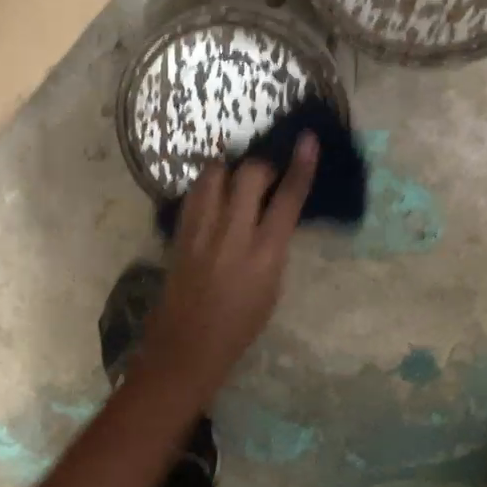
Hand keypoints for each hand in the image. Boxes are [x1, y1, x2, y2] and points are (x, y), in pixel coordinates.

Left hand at [143, 135, 318, 390]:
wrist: (188, 347)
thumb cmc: (239, 326)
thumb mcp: (271, 288)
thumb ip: (272, 246)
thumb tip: (272, 214)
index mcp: (266, 255)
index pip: (288, 199)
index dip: (301, 166)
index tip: (307, 139)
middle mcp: (233, 236)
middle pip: (249, 175)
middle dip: (260, 165)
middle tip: (264, 173)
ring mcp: (202, 232)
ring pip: (214, 176)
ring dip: (228, 169)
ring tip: (234, 176)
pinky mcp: (179, 234)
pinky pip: (193, 195)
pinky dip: (206, 186)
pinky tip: (211, 192)